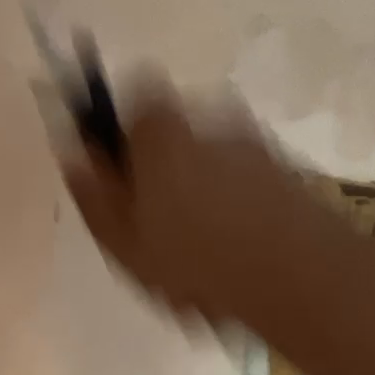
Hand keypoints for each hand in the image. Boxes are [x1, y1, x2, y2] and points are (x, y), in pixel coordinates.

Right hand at [60, 76, 341, 324]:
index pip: (138, 99)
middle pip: (174, 134)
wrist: (299, 274)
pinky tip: (218, 257)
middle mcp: (214, 124)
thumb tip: (75, 158)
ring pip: (207, 161)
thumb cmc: (192, 259)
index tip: (111, 169)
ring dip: (191, 194)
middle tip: (141, 221)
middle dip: (155, 168)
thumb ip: (94, 195)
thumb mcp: (120, 240)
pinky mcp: (285, 174)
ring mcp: (255, 147)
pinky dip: (224, 210)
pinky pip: (237, 183)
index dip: (120, 129)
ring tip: (182, 250)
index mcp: (165, 136)